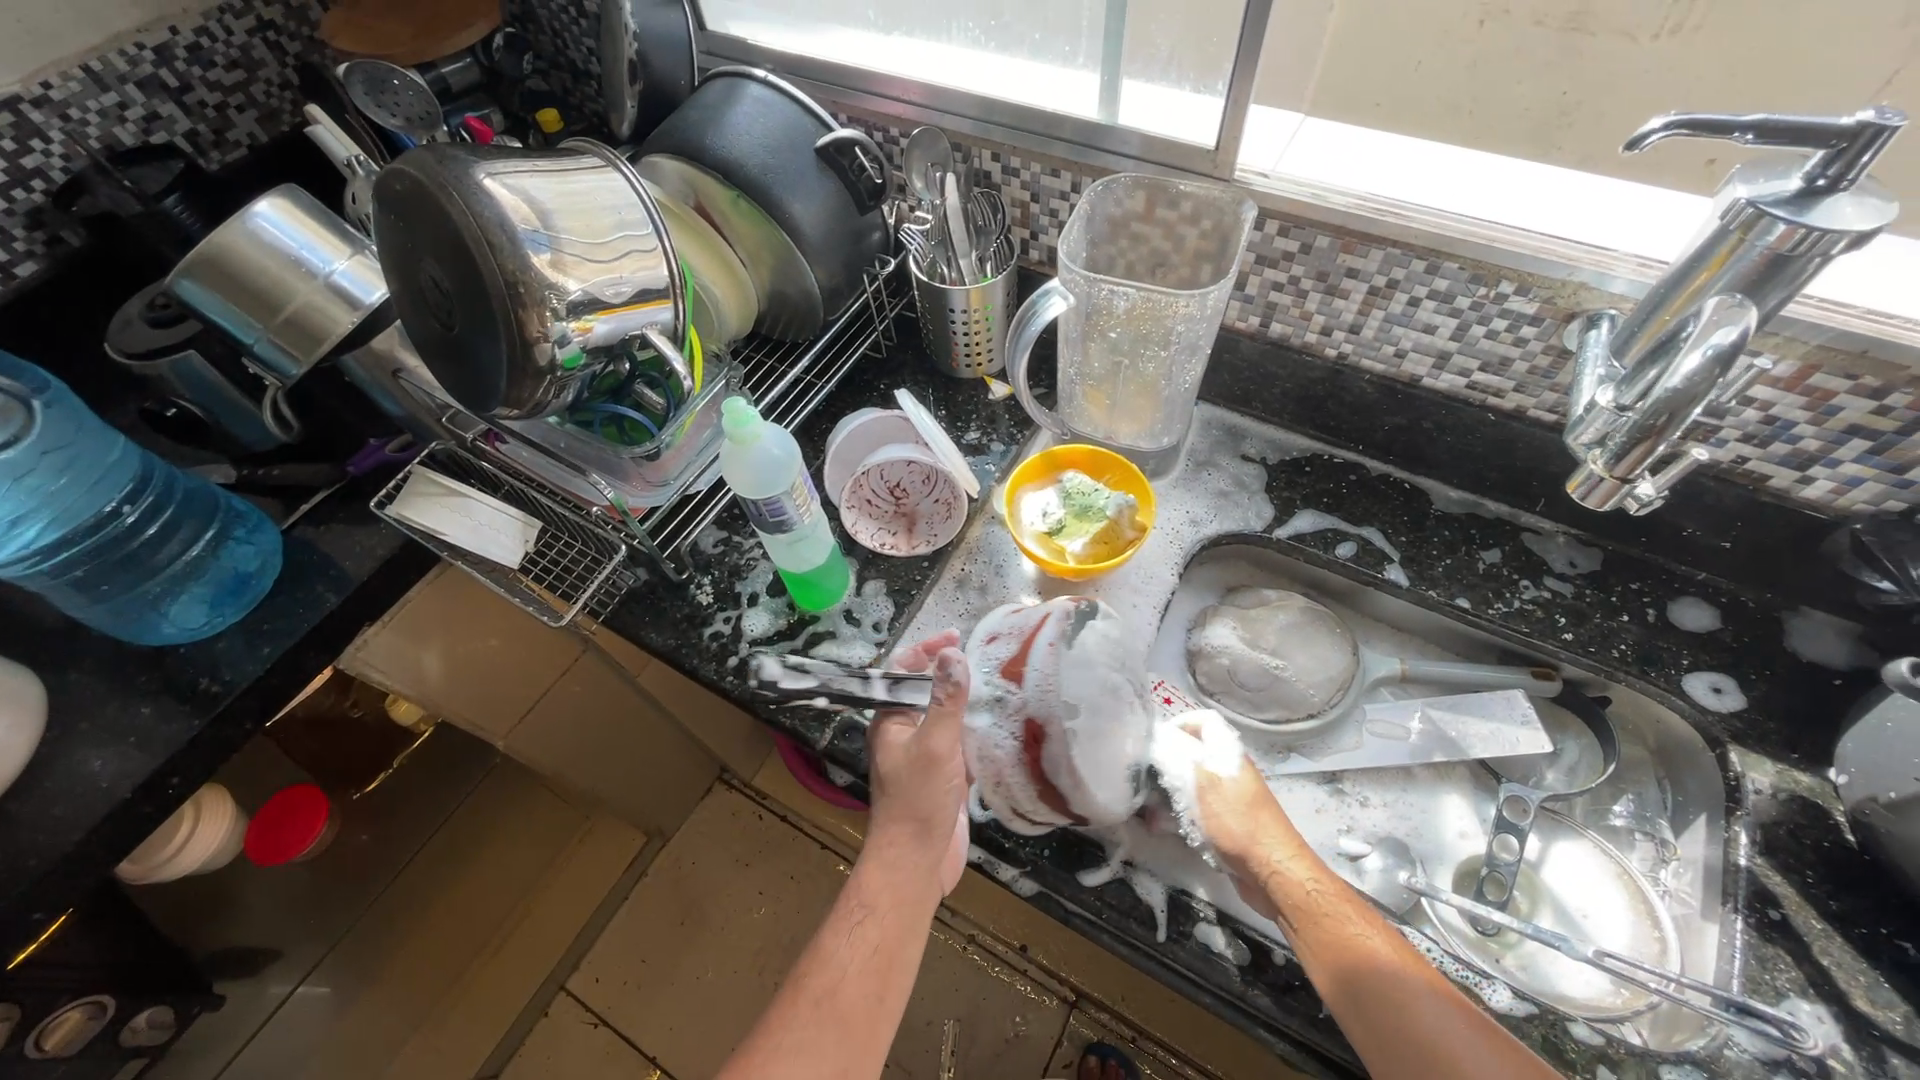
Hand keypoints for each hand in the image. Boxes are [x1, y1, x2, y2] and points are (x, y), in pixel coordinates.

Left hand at [866, 630, 970, 896]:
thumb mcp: (935, 743)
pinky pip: (958, 744)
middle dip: (948, 672)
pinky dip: (975, 730)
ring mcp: (923, 756)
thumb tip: (952, 653)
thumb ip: (945, 699)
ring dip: (964, 701)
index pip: (901, 671)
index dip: (925, 649)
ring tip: (996, 683)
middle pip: (923, 692)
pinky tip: (1000, 725)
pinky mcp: (942, 777)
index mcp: (890, 721)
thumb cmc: (918, 799)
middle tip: (981, 656)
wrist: (917, 861)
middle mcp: (903, 734)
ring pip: (943, 718)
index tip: (955, 635)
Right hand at [1165, 714, 1299, 919]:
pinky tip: (1163, 828)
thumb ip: (1182, 757)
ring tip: (1148, 808)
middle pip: (1194, 755)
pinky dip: (1179, 816)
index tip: (1155, 740)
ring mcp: (1228, 799)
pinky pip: (1196, 811)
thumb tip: (1162, 737)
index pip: (1204, 722)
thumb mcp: (1205, 783)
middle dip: (1167, 764)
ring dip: (1169, 794)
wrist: (1272, 872)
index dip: (1180, 723)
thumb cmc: (1237, 823)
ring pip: (1191, 785)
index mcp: (1228, 755)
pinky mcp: (1225, 824)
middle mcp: (1229, 772)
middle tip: (1144, 777)